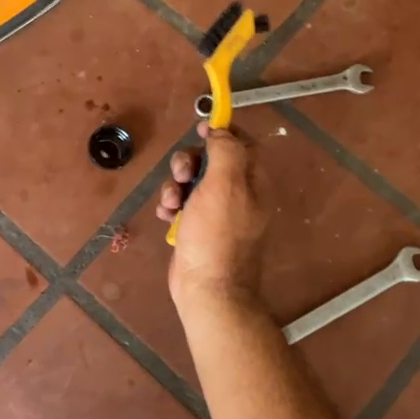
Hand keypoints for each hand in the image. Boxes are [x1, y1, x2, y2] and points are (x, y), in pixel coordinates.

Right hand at [156, 124, 267, 306]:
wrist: (207, 288)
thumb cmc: (217, 235)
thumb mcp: (225, 185)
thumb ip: (225, 151)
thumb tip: (220, 131)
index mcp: (253, 182)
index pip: (240, 143)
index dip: (220, 133)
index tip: (198, 130)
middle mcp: (238, 194)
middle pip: (209, 160)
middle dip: (188, 163)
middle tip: (181, 176)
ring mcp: (216, 213)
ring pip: (190, 182)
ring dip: (174, 186)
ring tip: (170, 204)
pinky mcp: (197, 228)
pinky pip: (181, 204)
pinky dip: (171, 207)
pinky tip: (166, 217)